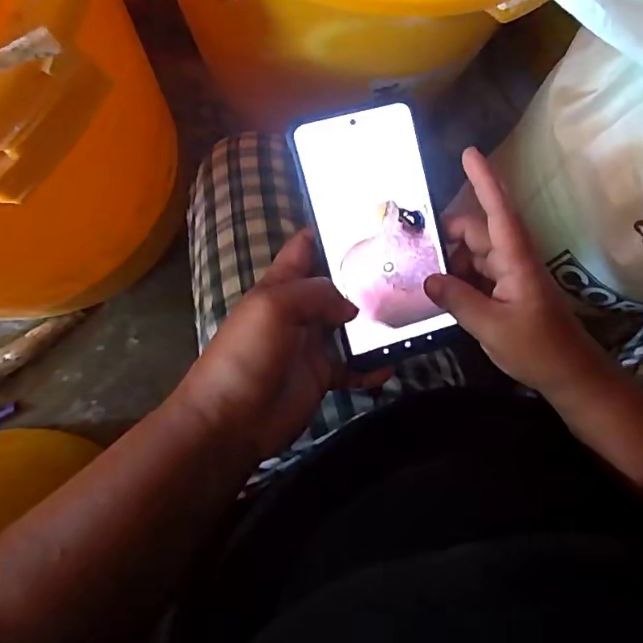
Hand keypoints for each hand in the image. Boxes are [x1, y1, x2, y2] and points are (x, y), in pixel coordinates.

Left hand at [174, 231, 387, 458]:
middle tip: (409, 267)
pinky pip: (355, 367)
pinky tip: (392, 363)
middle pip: (337, 286)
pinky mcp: (322, 376)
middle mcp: (300, 310)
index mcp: (281, 285)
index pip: (305, 248)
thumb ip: (316, 293)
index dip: (330, 231)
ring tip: (412, 312)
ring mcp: (312, 344)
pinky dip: (373, 366)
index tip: (368, 221)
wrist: (230, 421)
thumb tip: (352, 306)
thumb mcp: (274, 307)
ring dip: (377, 322)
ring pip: (352, 325)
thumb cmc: (246, 355)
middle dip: (367, 276)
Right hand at [427, 148, 642, 492]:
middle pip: (475, 231)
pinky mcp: (506, 289)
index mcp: (515, 259)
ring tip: (420, 278)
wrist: (570, 374)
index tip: (469, 152)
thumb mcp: (492, 327)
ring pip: (472, 252)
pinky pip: (475, 272)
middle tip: (412, 252)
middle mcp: (512, 258)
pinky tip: (438, 294)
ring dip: (449, 260)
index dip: (484, 179)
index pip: (498, 210)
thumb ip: (458, 300)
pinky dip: (457, 277)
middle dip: (445, 236)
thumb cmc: (538, 348)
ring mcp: (509, 274)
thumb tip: (428, 279)